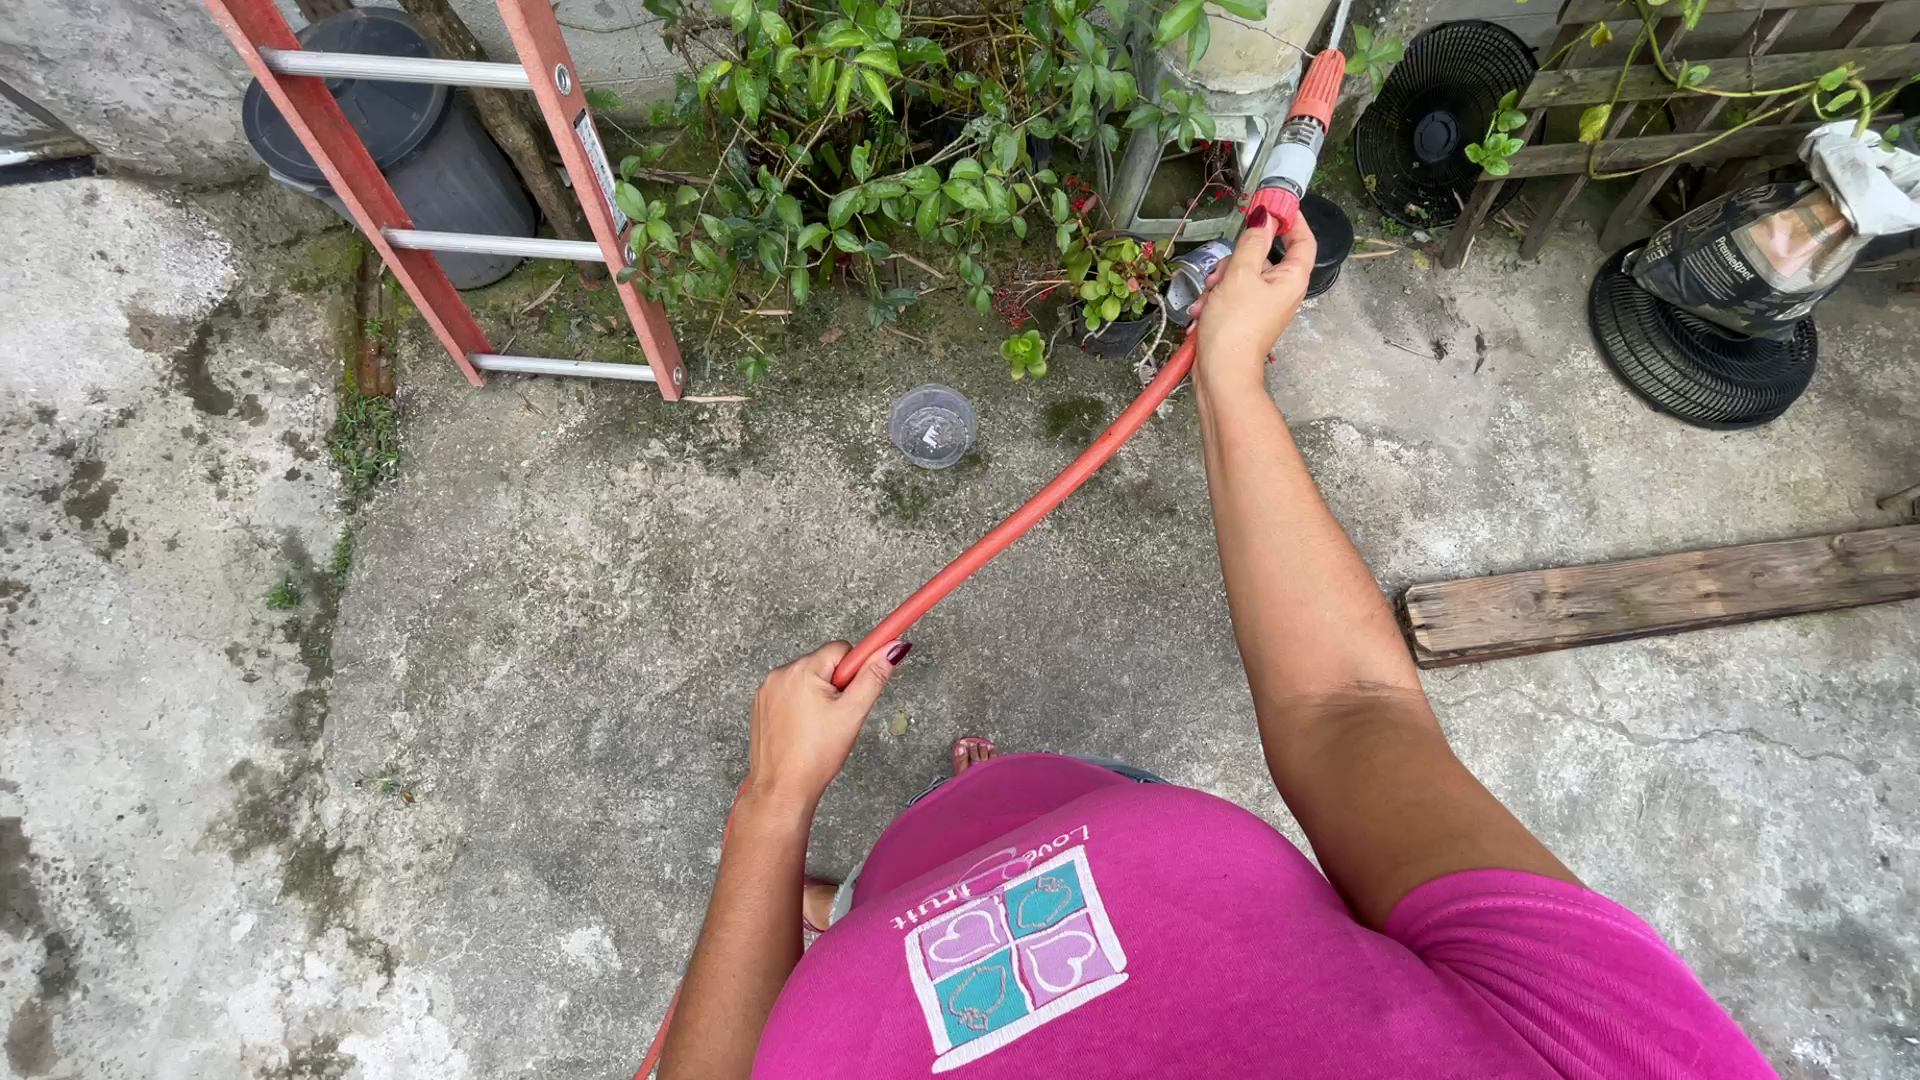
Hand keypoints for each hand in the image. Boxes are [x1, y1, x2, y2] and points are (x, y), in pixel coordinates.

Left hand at [743, 639, 907, 814]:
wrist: (782, 790)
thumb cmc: (814, 757)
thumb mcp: (853, 713)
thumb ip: (874, 676)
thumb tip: (892, 649)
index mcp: (802, 670)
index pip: (841, 649)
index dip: (855, 671)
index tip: (857, 689)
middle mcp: (780, 674)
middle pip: (824, 664)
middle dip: (836, 685)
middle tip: (837, 716)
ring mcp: (767, 690)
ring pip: (807, 679)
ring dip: (818, 695)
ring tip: (819, 727)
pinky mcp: (761, 705)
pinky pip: (790, 693)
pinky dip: (800, 705)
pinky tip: (804, 729)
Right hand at [1188, 206, 1315, 390]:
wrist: (1221, 373)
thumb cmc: (1234, 327)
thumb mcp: (1240, 275)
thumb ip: (1252, 241)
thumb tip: (1264, 216)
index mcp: (1292, 278)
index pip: (1302, 239)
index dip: (1290, 219)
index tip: (1272, 205)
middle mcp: (1282, 292)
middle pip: (1261, 257)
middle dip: (1235, 260)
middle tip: (1220, 272)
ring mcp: (1262, 307)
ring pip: (1241, 277)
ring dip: (1219, 283)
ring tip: (1208, 299)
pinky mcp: (1244, 319)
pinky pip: (1230, 297)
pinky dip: (1215, 300)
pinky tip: (1203, 312)